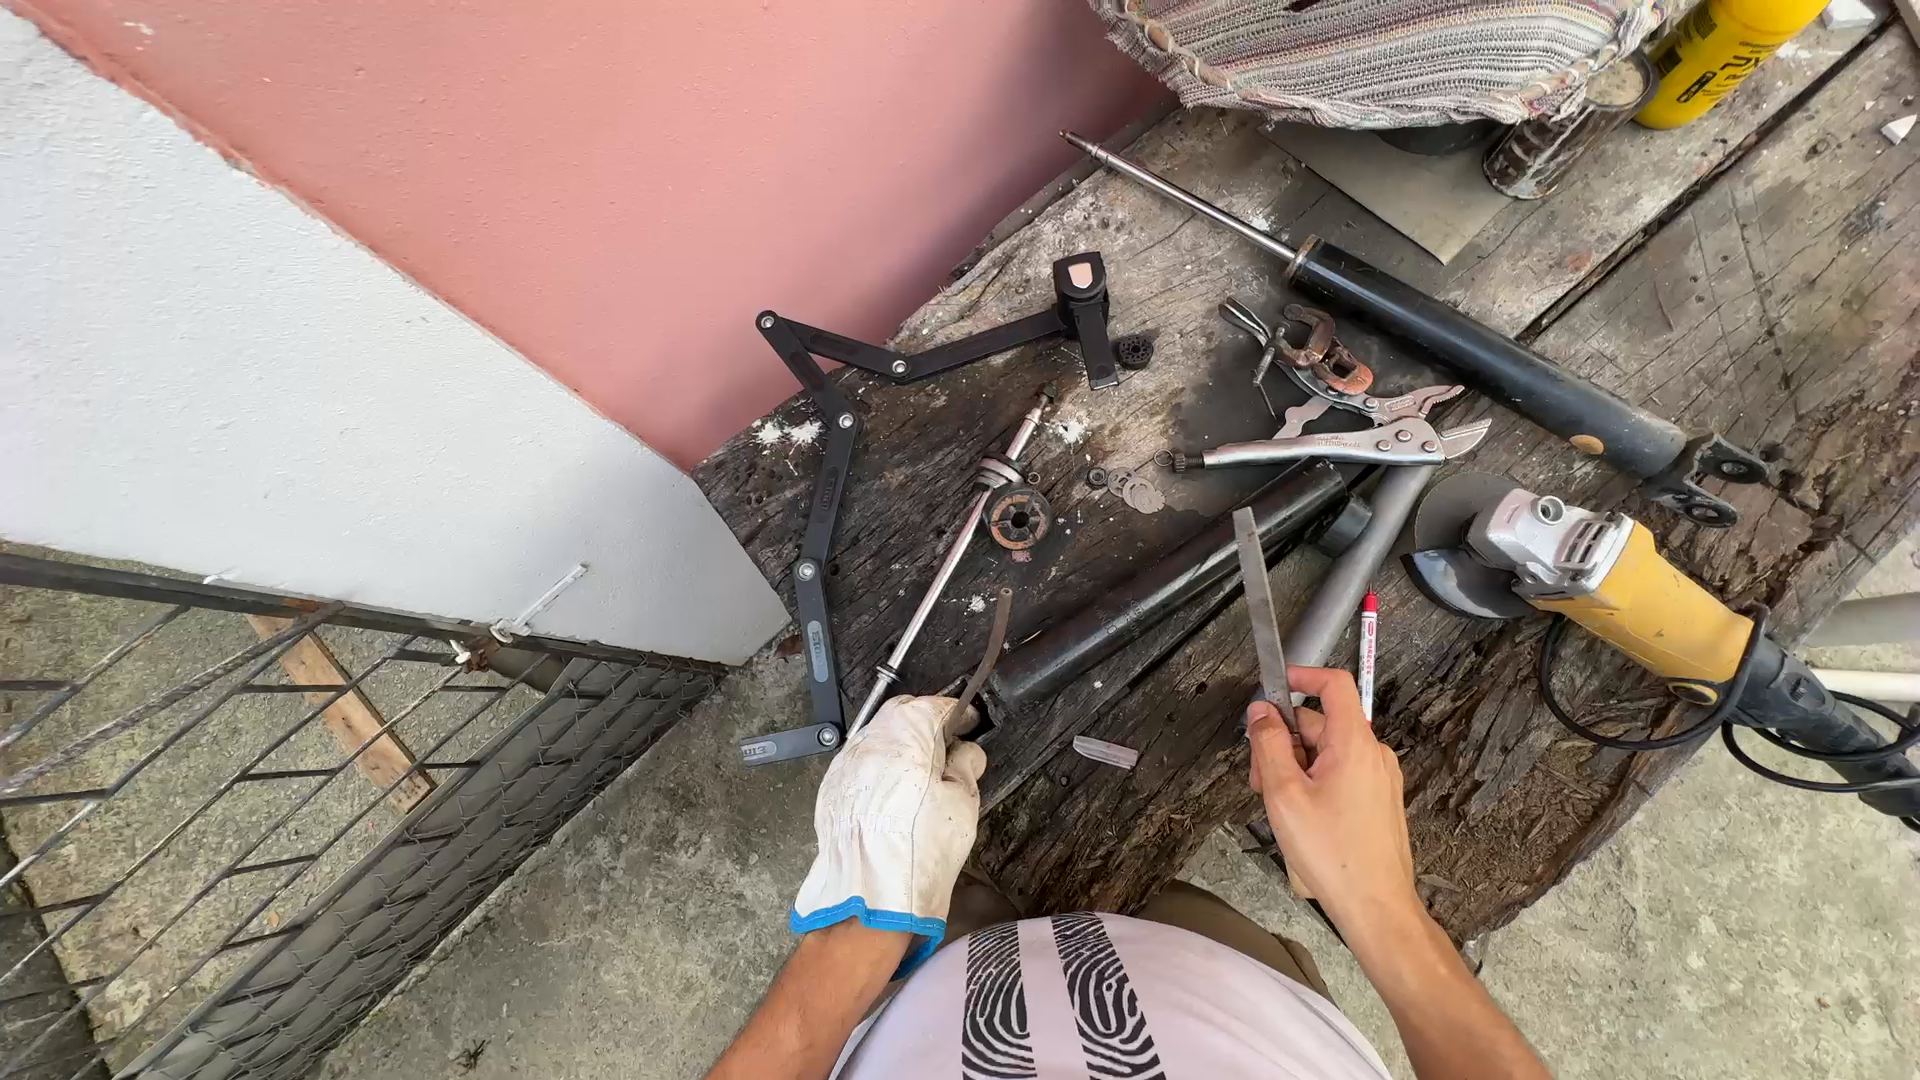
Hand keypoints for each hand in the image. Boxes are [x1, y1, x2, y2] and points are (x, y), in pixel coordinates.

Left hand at [789, 695, 986, 975]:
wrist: (870, 898)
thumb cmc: (922, 847)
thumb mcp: (962, 803)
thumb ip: (965, 765)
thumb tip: (963, 751)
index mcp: (905, 734)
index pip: (935, 705)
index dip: (956, 713)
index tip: (968, 723)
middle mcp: (870, 739)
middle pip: (901, 712)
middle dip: (925, 721)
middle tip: (945, 745)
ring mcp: (846, 762)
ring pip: (878, 736)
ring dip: (900, 744)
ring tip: (919, 772)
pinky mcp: (832, 787)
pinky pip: (861, 762)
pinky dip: (879, 766)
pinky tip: (893, 793)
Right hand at [1248, 666, 1417, 930]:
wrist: (1376, 909)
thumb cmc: (1331, 853)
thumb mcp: (1283, 792)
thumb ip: (1268, 744)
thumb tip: (1261, 712)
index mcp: (1354, 744)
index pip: (1334, 684)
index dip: (1302, 676)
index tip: (1273, 686)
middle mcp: (1372, 754)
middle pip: (1319, 723)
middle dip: (1281, 740)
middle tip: (1257, 775)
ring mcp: (1378, 778)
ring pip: (1324, 751)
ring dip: (1293, 764)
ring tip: (1274, 802)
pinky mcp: (1377, 799)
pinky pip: (1338, 772)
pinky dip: (1311, 780)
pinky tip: (1296, 812)